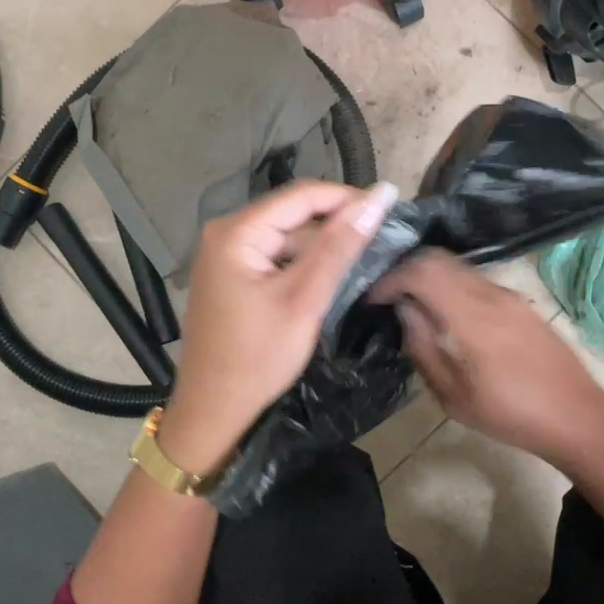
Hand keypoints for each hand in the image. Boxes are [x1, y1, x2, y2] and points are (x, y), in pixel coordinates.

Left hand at [161, 179, 397, 473]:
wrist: (213, 408)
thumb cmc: (258, 357)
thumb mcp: (304, 299)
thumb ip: (339, 246)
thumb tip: (378, 197)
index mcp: (236, 231)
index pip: (302, 195)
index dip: (348, 198)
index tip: (389, 211)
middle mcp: (224, 232)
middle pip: (291, 213)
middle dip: (334, 222)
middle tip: (380, 240)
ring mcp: (222, 254)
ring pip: (284, 235)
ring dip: (320, 244)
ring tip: (362, 258)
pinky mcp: (228, 275)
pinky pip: (272, 255)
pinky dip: (300, 262)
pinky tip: (326, 277)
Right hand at [372, 250, 603, 474]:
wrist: (578, 418)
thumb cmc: (512, 416)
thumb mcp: (454, 397)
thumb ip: (424, 350)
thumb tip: (404, 312)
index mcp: (472, 318)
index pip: (422, 271)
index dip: (390, 279)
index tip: (372, 299)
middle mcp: (492, 295)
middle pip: (439, 259)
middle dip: (405, 271)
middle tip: (386, 297)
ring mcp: (511, 296)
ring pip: (459, 268)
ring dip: (430, 278)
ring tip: (412, 307)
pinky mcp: (522, 304)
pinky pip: (477, 281)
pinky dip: (451, 287)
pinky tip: (446, 316)